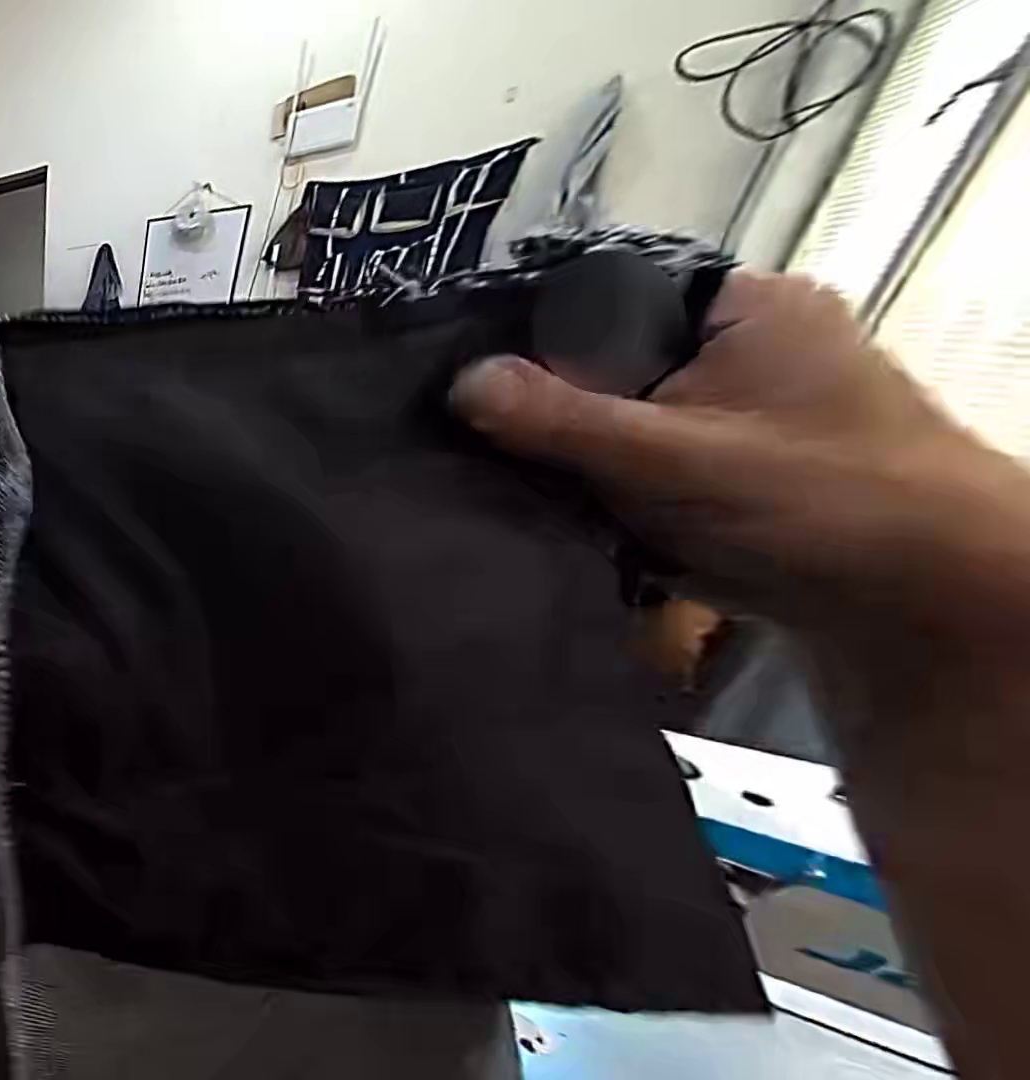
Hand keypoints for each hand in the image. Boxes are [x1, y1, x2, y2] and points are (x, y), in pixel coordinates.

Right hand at [450, 271, 1029, 648]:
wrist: (908, 605)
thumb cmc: (811, 503)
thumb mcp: (670, 453)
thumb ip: (560, 416)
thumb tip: (458, 381)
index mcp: (736, 308)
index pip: (599, 295)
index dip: (525, 328)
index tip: (455, 364)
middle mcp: (715, 349)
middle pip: (588, 358)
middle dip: (528, 394)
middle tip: (452, 420)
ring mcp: (698, 409)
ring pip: (590, 410)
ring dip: (542, 438)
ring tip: (468, 453)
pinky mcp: (684, 461)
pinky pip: (601, 451)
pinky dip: (564, 470)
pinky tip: (512, 482)